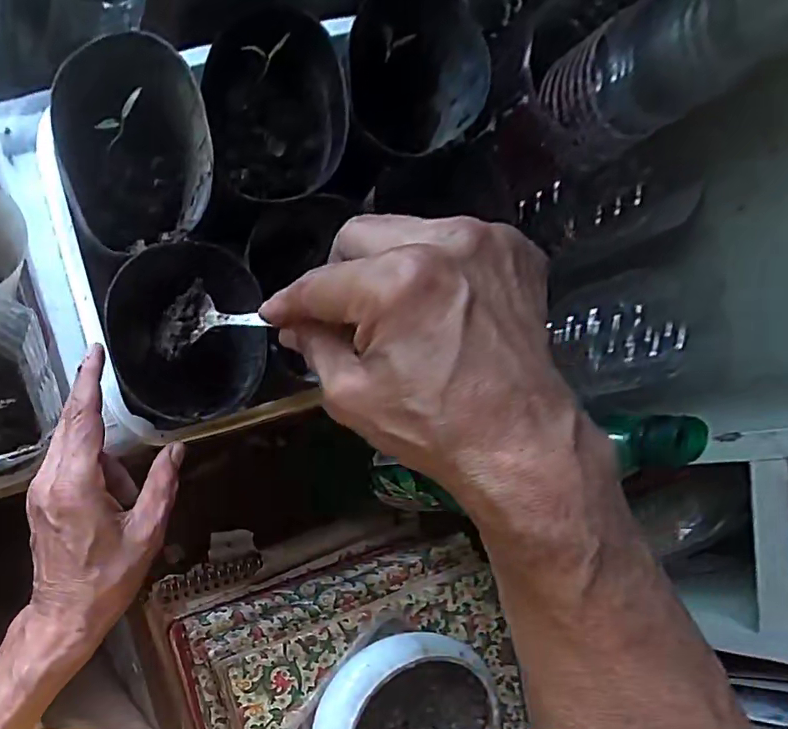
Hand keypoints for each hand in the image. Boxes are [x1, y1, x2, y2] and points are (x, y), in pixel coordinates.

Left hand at [24, 346, 183, 653]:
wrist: (64, 614)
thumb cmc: (107, 580)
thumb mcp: (145, 534)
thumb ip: (162, 486)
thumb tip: (175, 450)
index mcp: (75, 484)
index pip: (82, 419)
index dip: (89, 383)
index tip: (93, 352)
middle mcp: (48, 481)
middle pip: (73, 430)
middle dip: (101, 426)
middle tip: (123, 462)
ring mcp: (37, 491)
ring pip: (70, 450)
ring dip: (101, 462)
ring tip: (121, 507)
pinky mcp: (36, 501)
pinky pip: (63, 468)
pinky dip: (88, 473)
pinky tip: (105, 506)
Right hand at [260, 215, 587, 513]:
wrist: (515, 439)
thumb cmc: (428, 425)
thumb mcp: (348, 394)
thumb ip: (314, 347)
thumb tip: (295, 325)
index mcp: (397, 280)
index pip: (320, 281)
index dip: (287, 301)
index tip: (272, 315)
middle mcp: (443, 241)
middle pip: (357, 236)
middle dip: (334, 277)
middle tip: (332, 319)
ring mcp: (486, 240)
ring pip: (403, 230)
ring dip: (378, 268)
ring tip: (382, 315)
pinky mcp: (513, 250)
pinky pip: (446, 241)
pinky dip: (425, 268)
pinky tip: (426, 309)